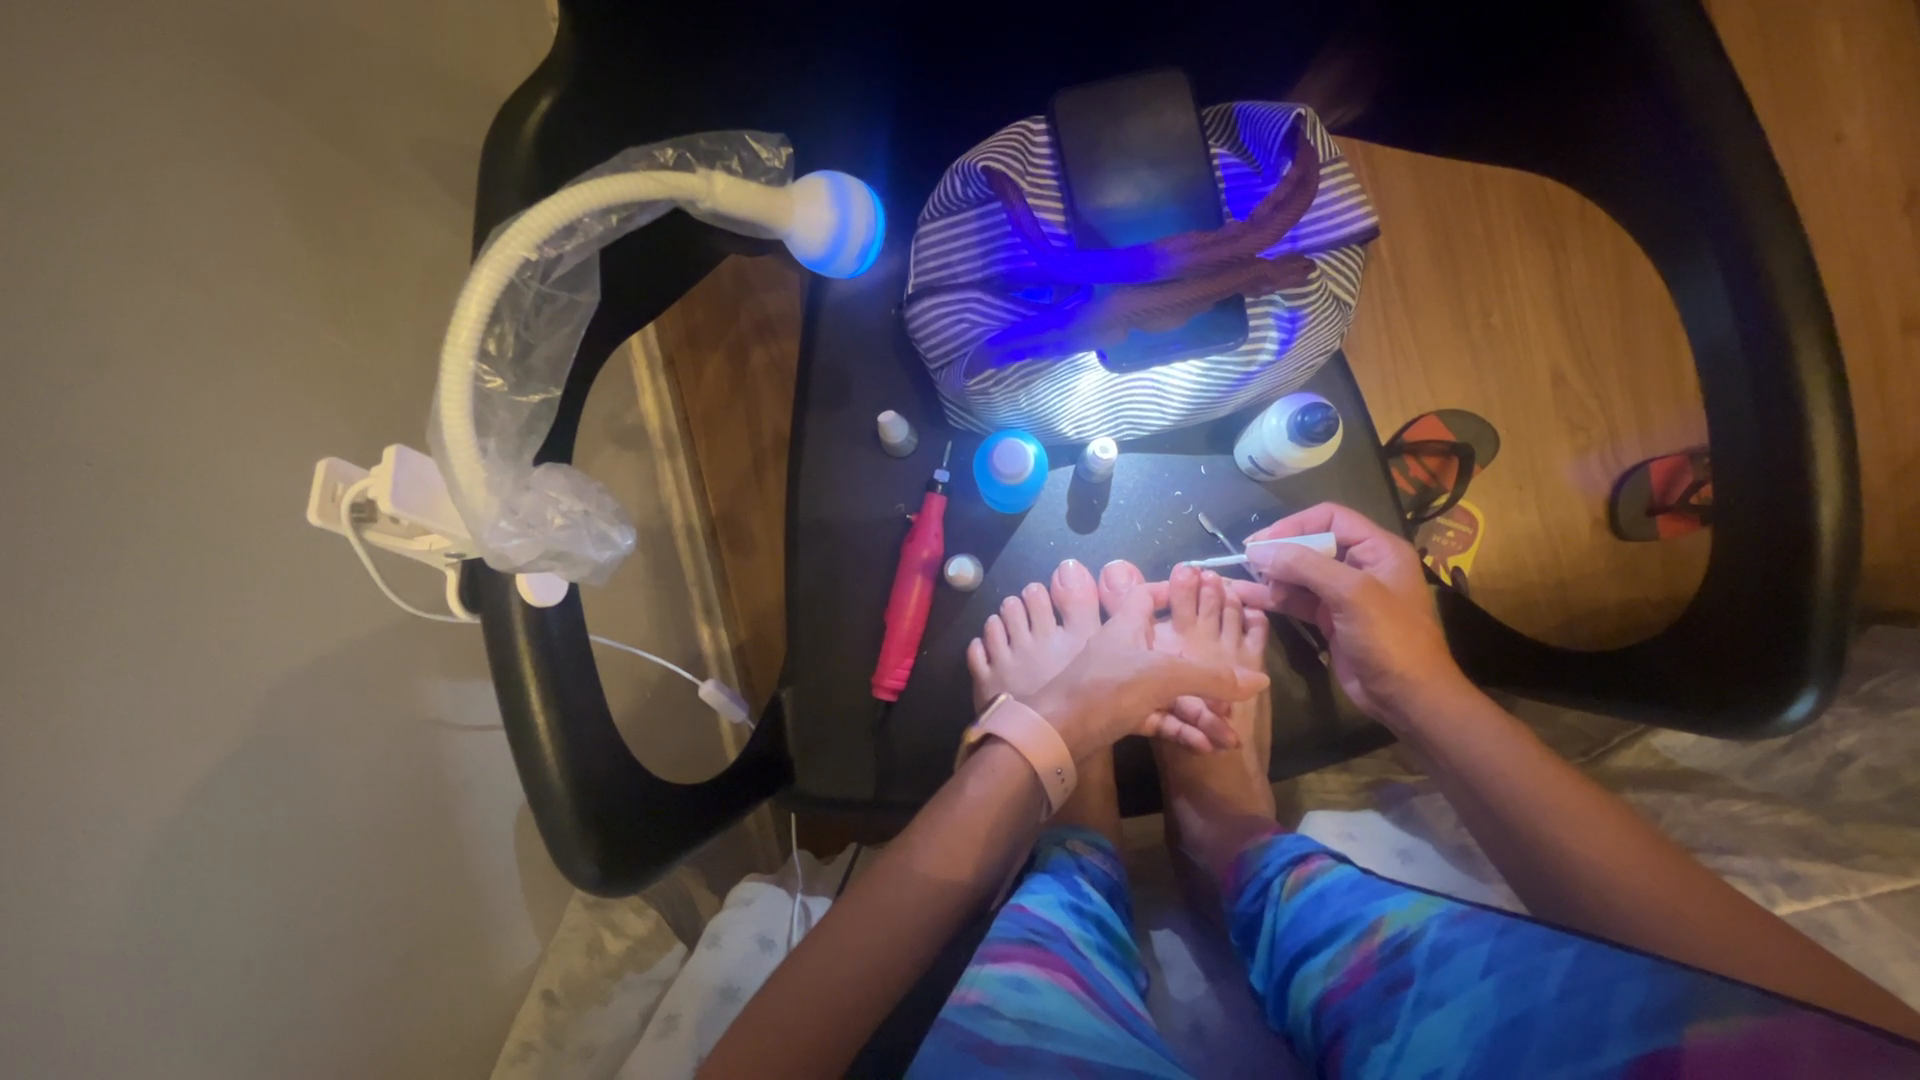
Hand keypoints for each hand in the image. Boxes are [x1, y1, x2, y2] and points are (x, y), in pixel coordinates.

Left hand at [1023, 586, 1268, 759]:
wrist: (1055, 736)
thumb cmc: (1105, 689)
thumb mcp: (1162, 676)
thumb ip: (1211, 678)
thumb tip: (1260, 680)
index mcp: (1127, 626)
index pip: (1149, 595)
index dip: (1174, 592)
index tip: (1207, 597)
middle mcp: (1124, 650)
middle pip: (1172, 655)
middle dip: (1207, 679)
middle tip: (1237, 698)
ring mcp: (1120, 684)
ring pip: (1168, 692)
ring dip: (1199, 713)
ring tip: (1229, 738)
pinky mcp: (1117, 716)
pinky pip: (1156, 717)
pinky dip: (1179, 729)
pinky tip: (1205, 747)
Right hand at [1231, 502, 1466, 725]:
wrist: (1408, 698)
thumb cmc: (1390, 639)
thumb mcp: (1352, 594)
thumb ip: (1305, 566)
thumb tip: (1258, 550)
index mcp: (1378, 549)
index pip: (1330, 518)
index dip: (1294, 525)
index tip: (1261, 542)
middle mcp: (1361, 566)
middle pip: (1311, 544)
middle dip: (1279, 552)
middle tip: (1247, 561)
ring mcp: (1344, 594)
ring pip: (1300, 573)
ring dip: (1271, 575)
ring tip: (1241, 580)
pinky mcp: (1330, 619)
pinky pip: (1297, 599)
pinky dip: (1273, 597)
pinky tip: (1246, 597)